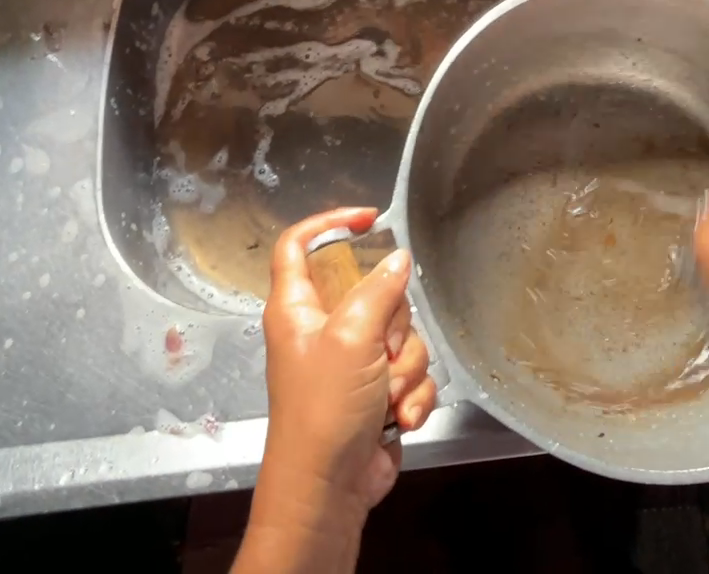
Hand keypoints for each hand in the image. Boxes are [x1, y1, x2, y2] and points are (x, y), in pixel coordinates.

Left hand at [259, 208, 435, 521]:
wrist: (329, 490)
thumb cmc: (323, 409)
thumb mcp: (351, 338)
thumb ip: (379, 291)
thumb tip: (398, 258)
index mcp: (297, 306)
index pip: (298, 245)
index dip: (328, 223)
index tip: (368, 219)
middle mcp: (324, 326)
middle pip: (372, 289)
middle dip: (393, 323)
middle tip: (381, 349)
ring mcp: (353, 358)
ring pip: (400, 333)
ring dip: (405, 367)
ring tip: (388, 395)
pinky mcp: (377, 388)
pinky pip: (410, 369)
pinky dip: (411, 394)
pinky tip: (399, 417)